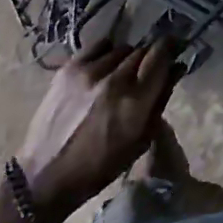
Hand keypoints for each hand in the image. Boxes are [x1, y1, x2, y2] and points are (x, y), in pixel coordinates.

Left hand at [15, 36, 181, 222]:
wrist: (45, 176)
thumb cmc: (100, 166)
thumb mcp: (140, 141)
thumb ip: (160, 100)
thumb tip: (177, 67)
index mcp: (136, 103)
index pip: (161, 56)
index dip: (170, 47)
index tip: (174, 48)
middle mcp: (115, 81)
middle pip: (143, 50)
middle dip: (150, 57)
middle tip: (146, 71)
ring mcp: (90, 72)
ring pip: (123, 48)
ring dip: (128, 58)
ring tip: (121, 74)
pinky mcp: (69, 69)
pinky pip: (99, 45)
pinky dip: (107, 52)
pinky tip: (103, 66)